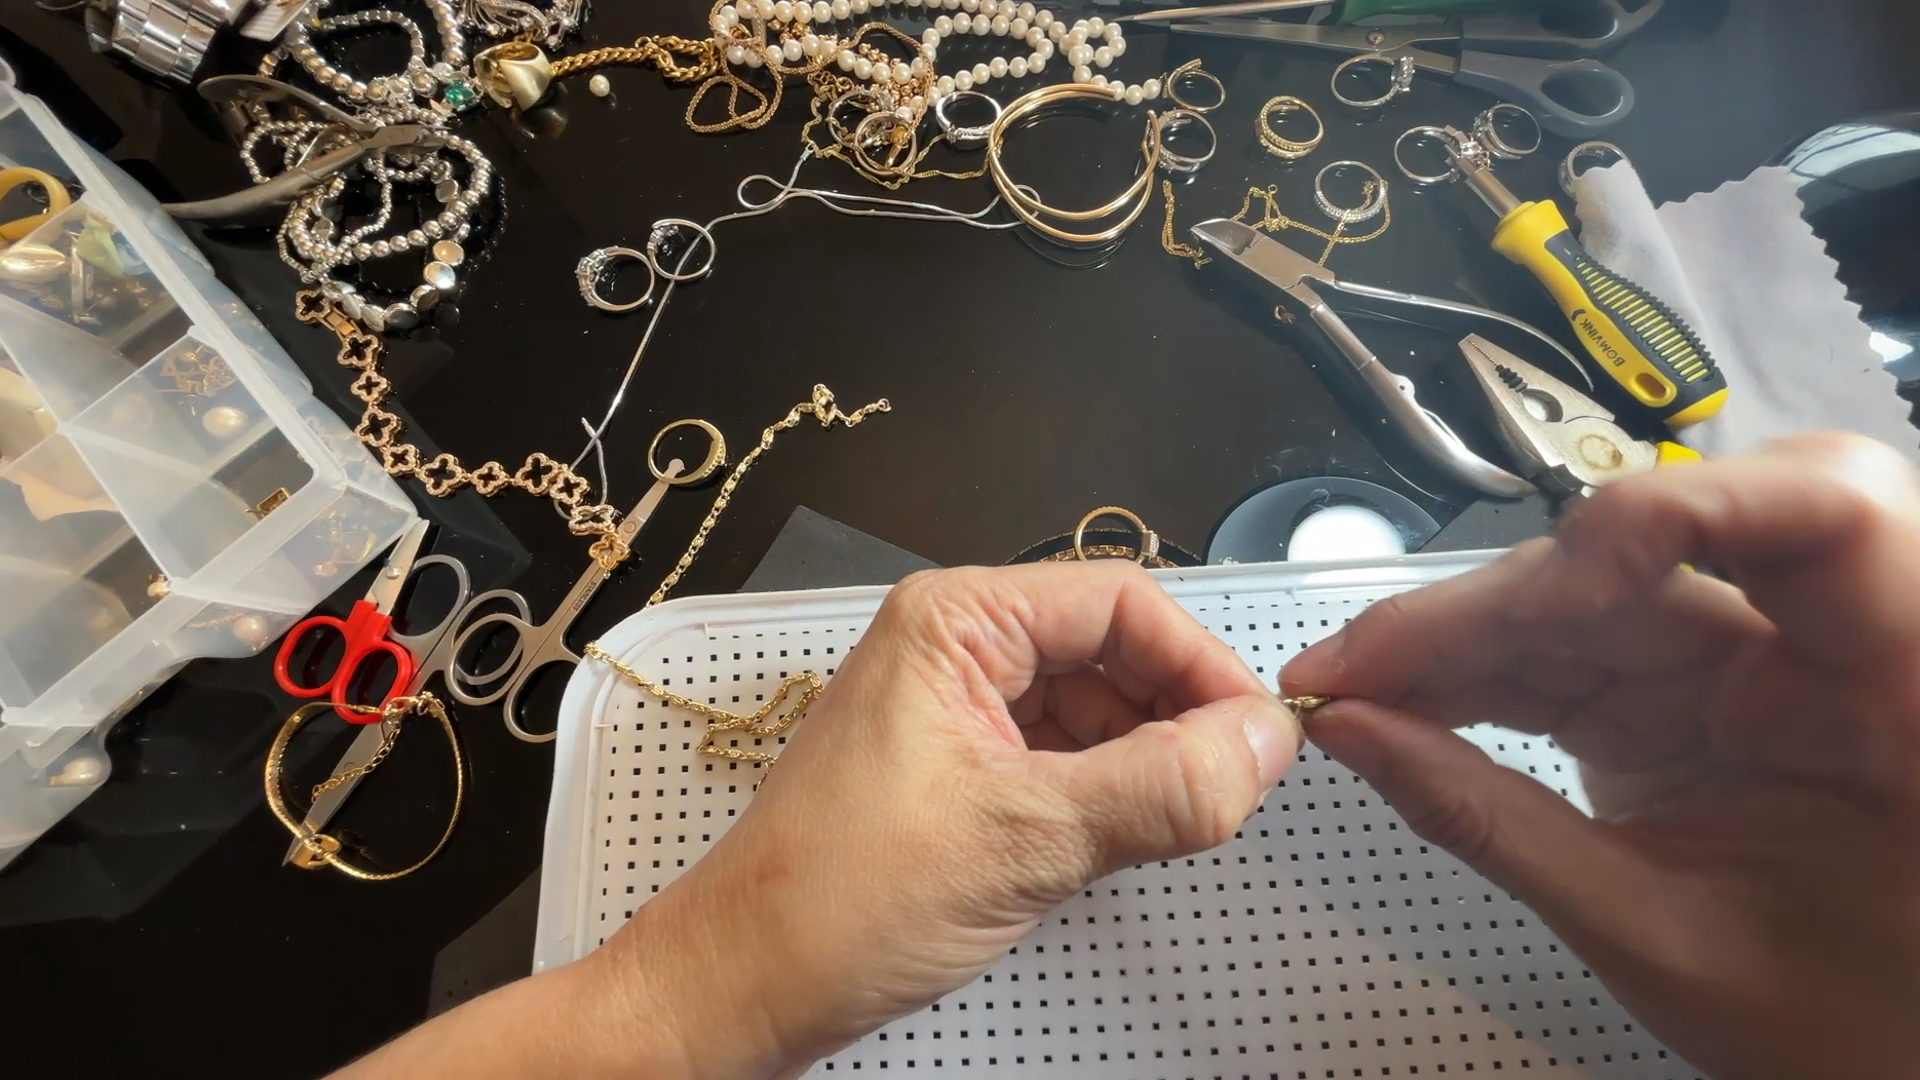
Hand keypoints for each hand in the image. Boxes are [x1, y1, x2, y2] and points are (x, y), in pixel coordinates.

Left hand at [601, 562, 1301, 1077]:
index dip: (1197, 662)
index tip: (1258, 734)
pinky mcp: (962, 755)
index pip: (1116, 603)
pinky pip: (1062, 747)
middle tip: (1230, 786)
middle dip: (1176, 712)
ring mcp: (959, 700)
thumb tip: (1263, 742)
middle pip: (1106, 647)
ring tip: (1177, 818)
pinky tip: (1126, 827)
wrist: (747, 980)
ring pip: (1091, 701)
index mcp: (958, 620)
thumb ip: (1159, 787)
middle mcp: (958, 642)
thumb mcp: (1022, 840)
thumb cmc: (841, 897)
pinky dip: (1108, 783)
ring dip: (1145, 754)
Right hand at [1280, 434, 1919, 1079]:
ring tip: (1342, 693)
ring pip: (1549, 605)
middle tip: (1339, 675)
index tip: (1530, 598)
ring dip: (1433, 647)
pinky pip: (1536, 652)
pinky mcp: (1662, 685)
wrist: (1881, 1056)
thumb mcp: (1653, 936)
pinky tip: (1389, 704)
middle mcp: (1804, 648)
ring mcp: (1724, 662)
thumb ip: (1483, 821)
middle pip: (1607, 571)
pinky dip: (1453, 676)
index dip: (1660, 518)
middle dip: (1458, 618)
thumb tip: (1343, 729)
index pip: (1809, 516)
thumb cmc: (1840, 1020)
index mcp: (1893, 696)